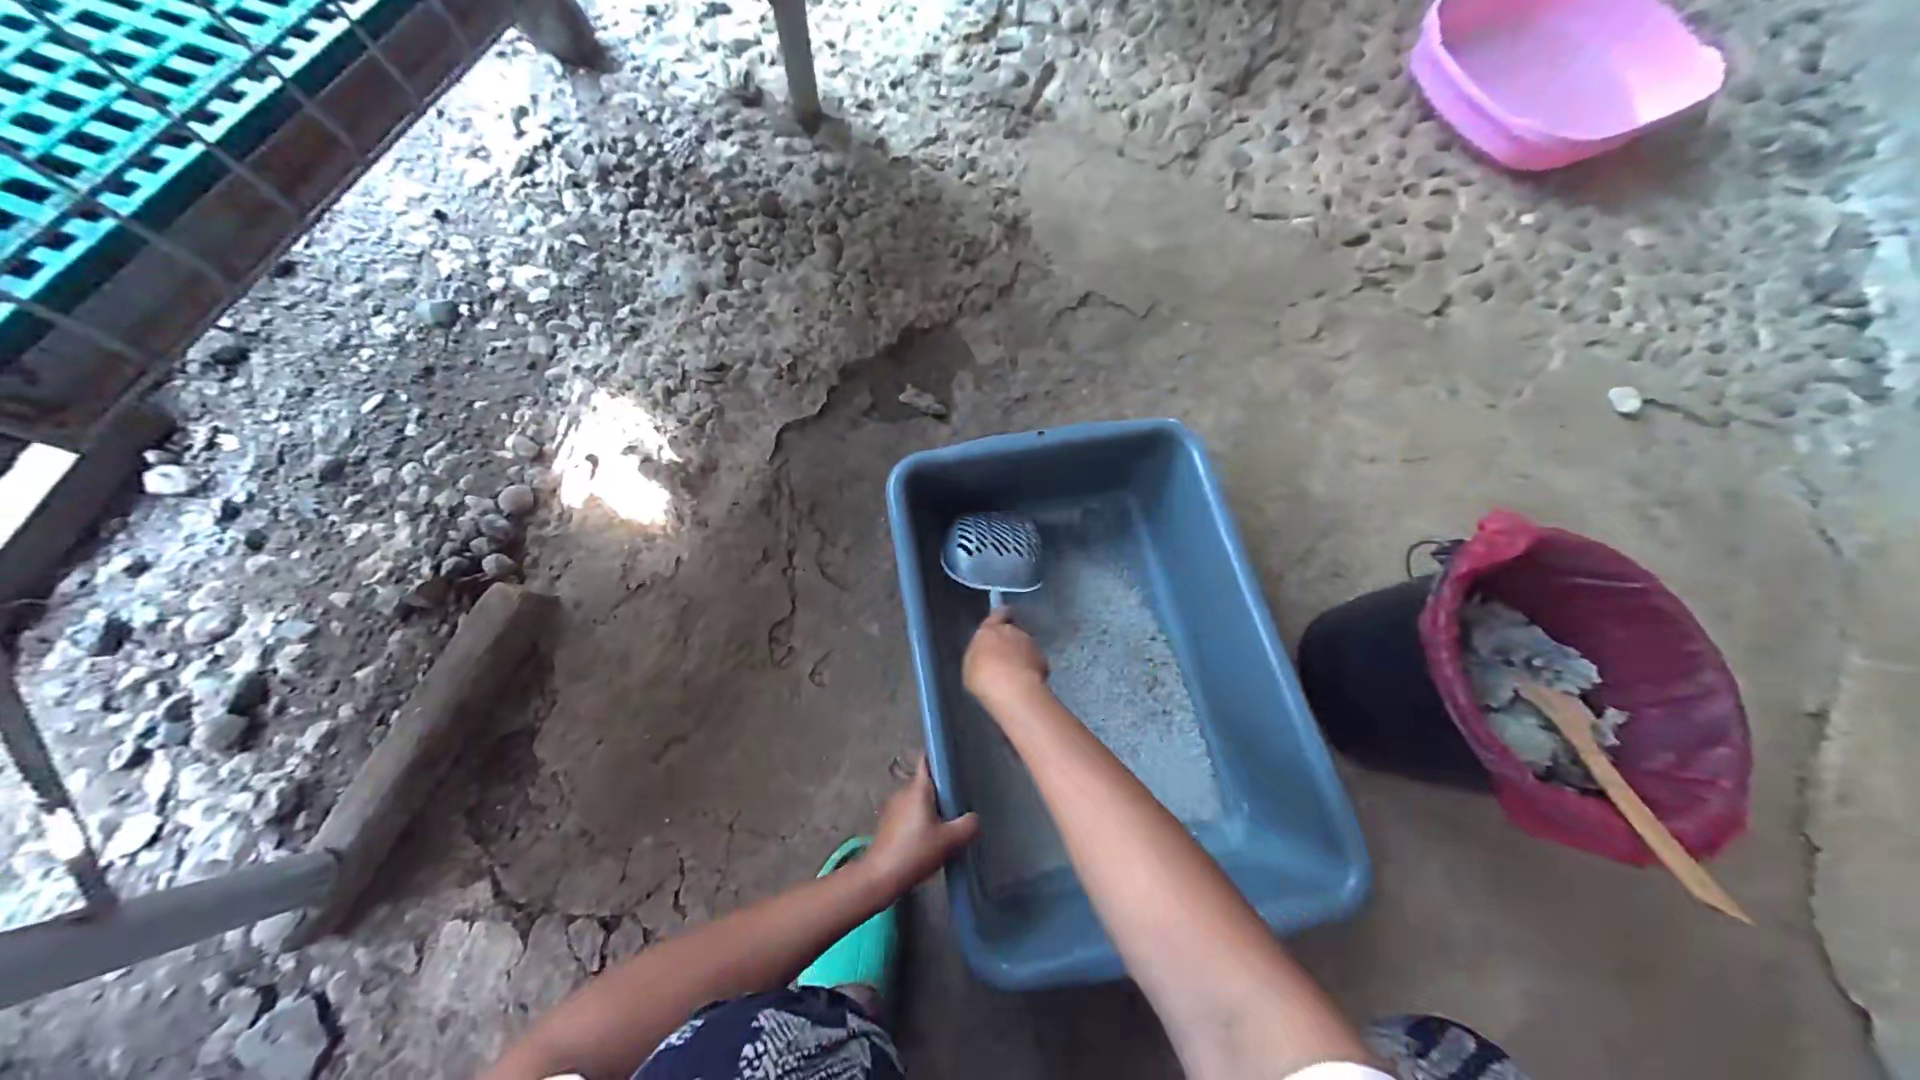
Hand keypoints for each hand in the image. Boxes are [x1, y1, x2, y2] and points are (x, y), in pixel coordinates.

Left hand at [866, 756, 978, 890]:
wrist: (880, 877)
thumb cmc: (915, 851)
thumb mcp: (949, 840)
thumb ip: (968, 825)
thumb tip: (974, 818)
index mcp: (918, 787)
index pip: (928, 760)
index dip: (941, 758)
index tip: (957, 764)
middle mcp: (904, 791)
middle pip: (927, 783)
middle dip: (943, 791)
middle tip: (962, 803)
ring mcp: (893, 807)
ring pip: (918, 800)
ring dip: (932, 809)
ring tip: (950, 823)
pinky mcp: (888, 823)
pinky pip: (910, 813)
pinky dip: (921, 820)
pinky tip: (932, 838)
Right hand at [963, 608, 1049, 708]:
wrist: (1013, 689)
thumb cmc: (983, 676)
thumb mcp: (971, 664)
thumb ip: (980, 653)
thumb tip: (986, 652)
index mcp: (990, 630)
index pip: (998, 613)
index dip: (1001, 616)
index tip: (1004, 618)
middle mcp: (1012, 631)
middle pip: (1012, 631)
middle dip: (1010, 641)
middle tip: (1005, 658)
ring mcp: (1030, 644)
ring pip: (1025, 646)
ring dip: (1022, 654)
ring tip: (1016, 673)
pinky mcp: (1043, 659)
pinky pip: (1035, 661)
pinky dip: (1032, 668)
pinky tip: (1026, 681)